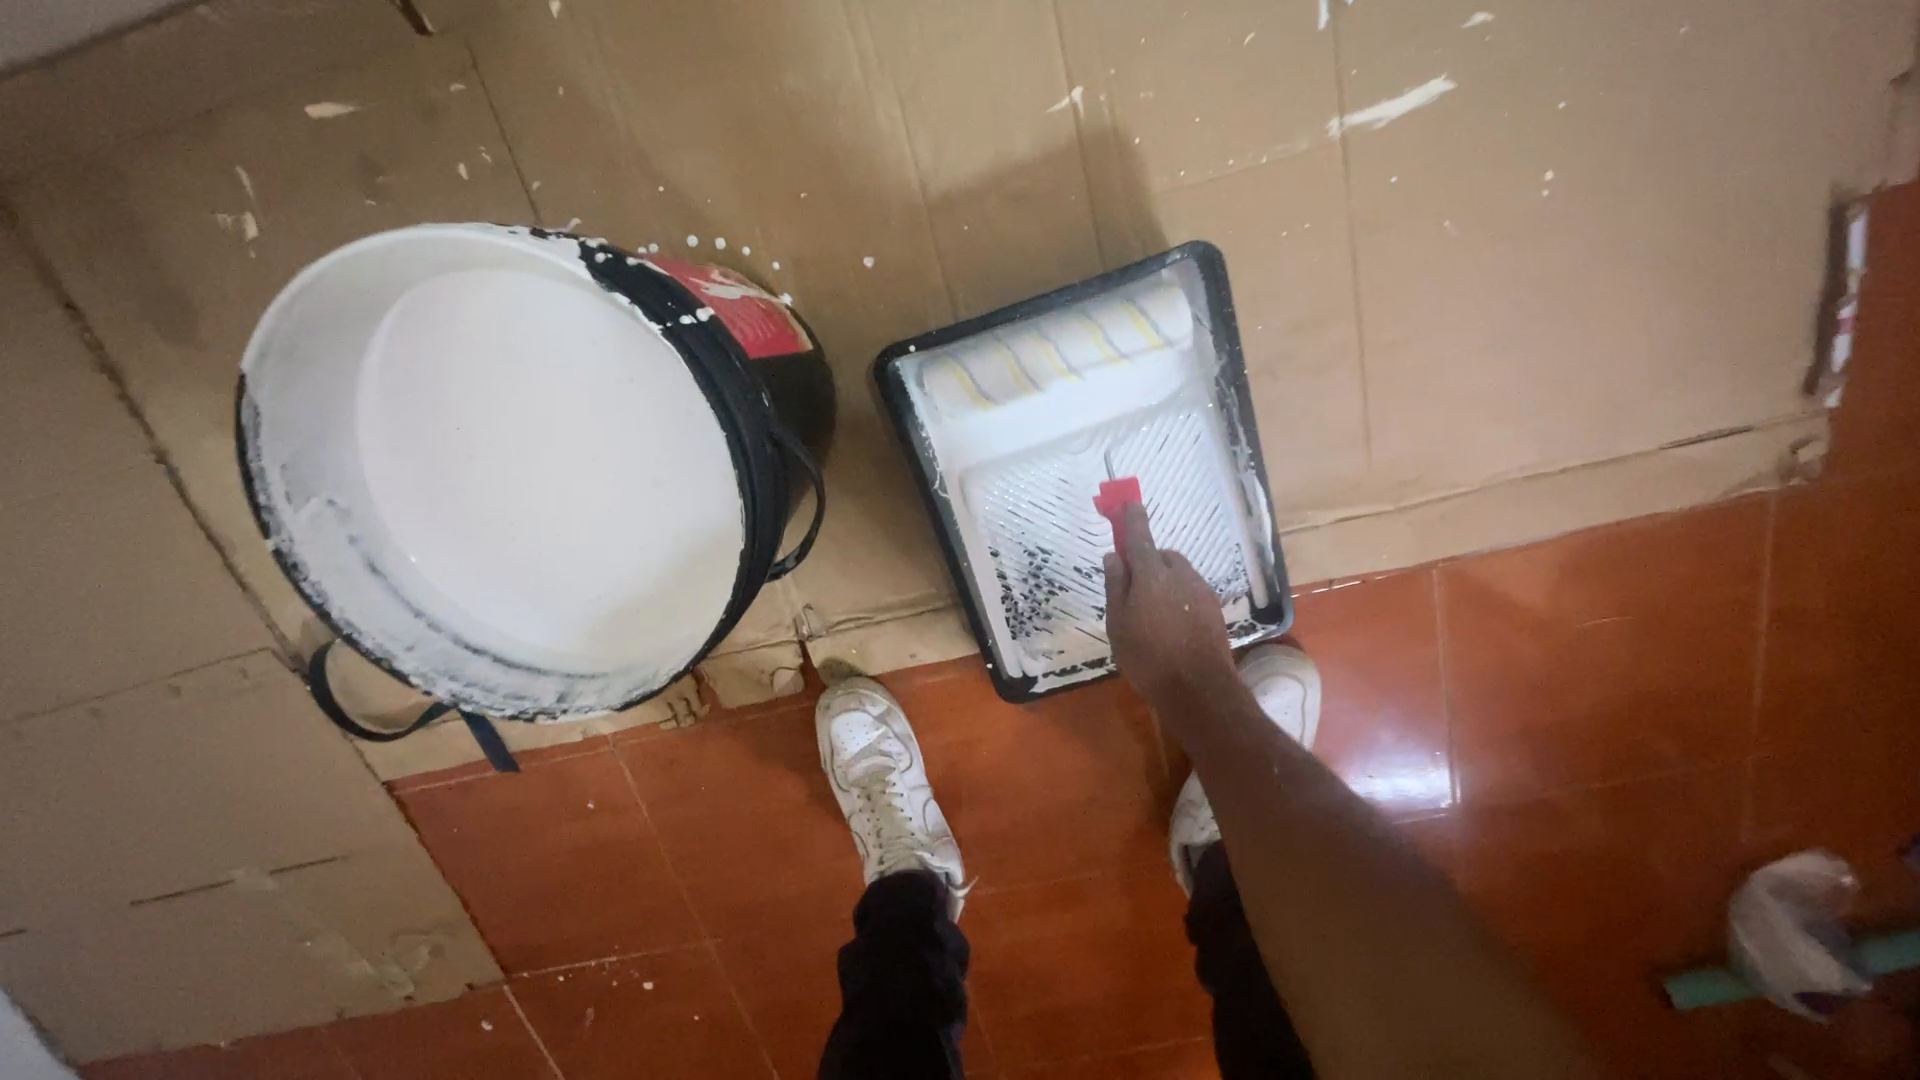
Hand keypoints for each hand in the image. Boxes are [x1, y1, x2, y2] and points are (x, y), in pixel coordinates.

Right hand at [1103, 502, 1234, 705]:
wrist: (1198, 689)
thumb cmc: (1147, 657)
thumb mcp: (1117, 623)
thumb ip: (1115, 585)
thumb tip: (1113, 556)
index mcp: (1151, 574)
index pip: (1139, 535)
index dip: (1131, 517)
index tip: (1127, 501)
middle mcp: (1179, 574)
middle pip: (1161, 556)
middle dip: (1147, 562)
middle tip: (1131, 591)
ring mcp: (1200, 590)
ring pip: (1178, 573)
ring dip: (1164, 581)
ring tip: (1151, 615)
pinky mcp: (1213, 608)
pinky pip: (1190, 591)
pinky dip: (1178, 597)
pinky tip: (1171, 626)